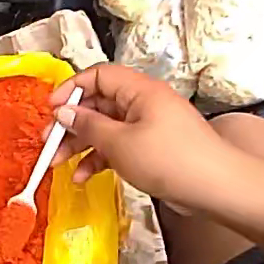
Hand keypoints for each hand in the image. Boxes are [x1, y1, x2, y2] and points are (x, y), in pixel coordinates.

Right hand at [50, 64, 245, 207]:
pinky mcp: (152, 149)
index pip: (98, 76)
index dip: (71, 89)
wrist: (215, 187)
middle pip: (99, 104)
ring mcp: (149, 127)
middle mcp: (144, 103)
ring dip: (81, 145)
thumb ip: (88, 125)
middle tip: (49, 141)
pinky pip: (118, 146)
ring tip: (60, 164)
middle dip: (71, 123)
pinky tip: (83, 175)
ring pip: (106, 128)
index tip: (51, 109)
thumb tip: (65, 113)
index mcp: (139, 90)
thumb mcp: (120, 142)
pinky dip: (100, 158)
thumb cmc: (171, 159)